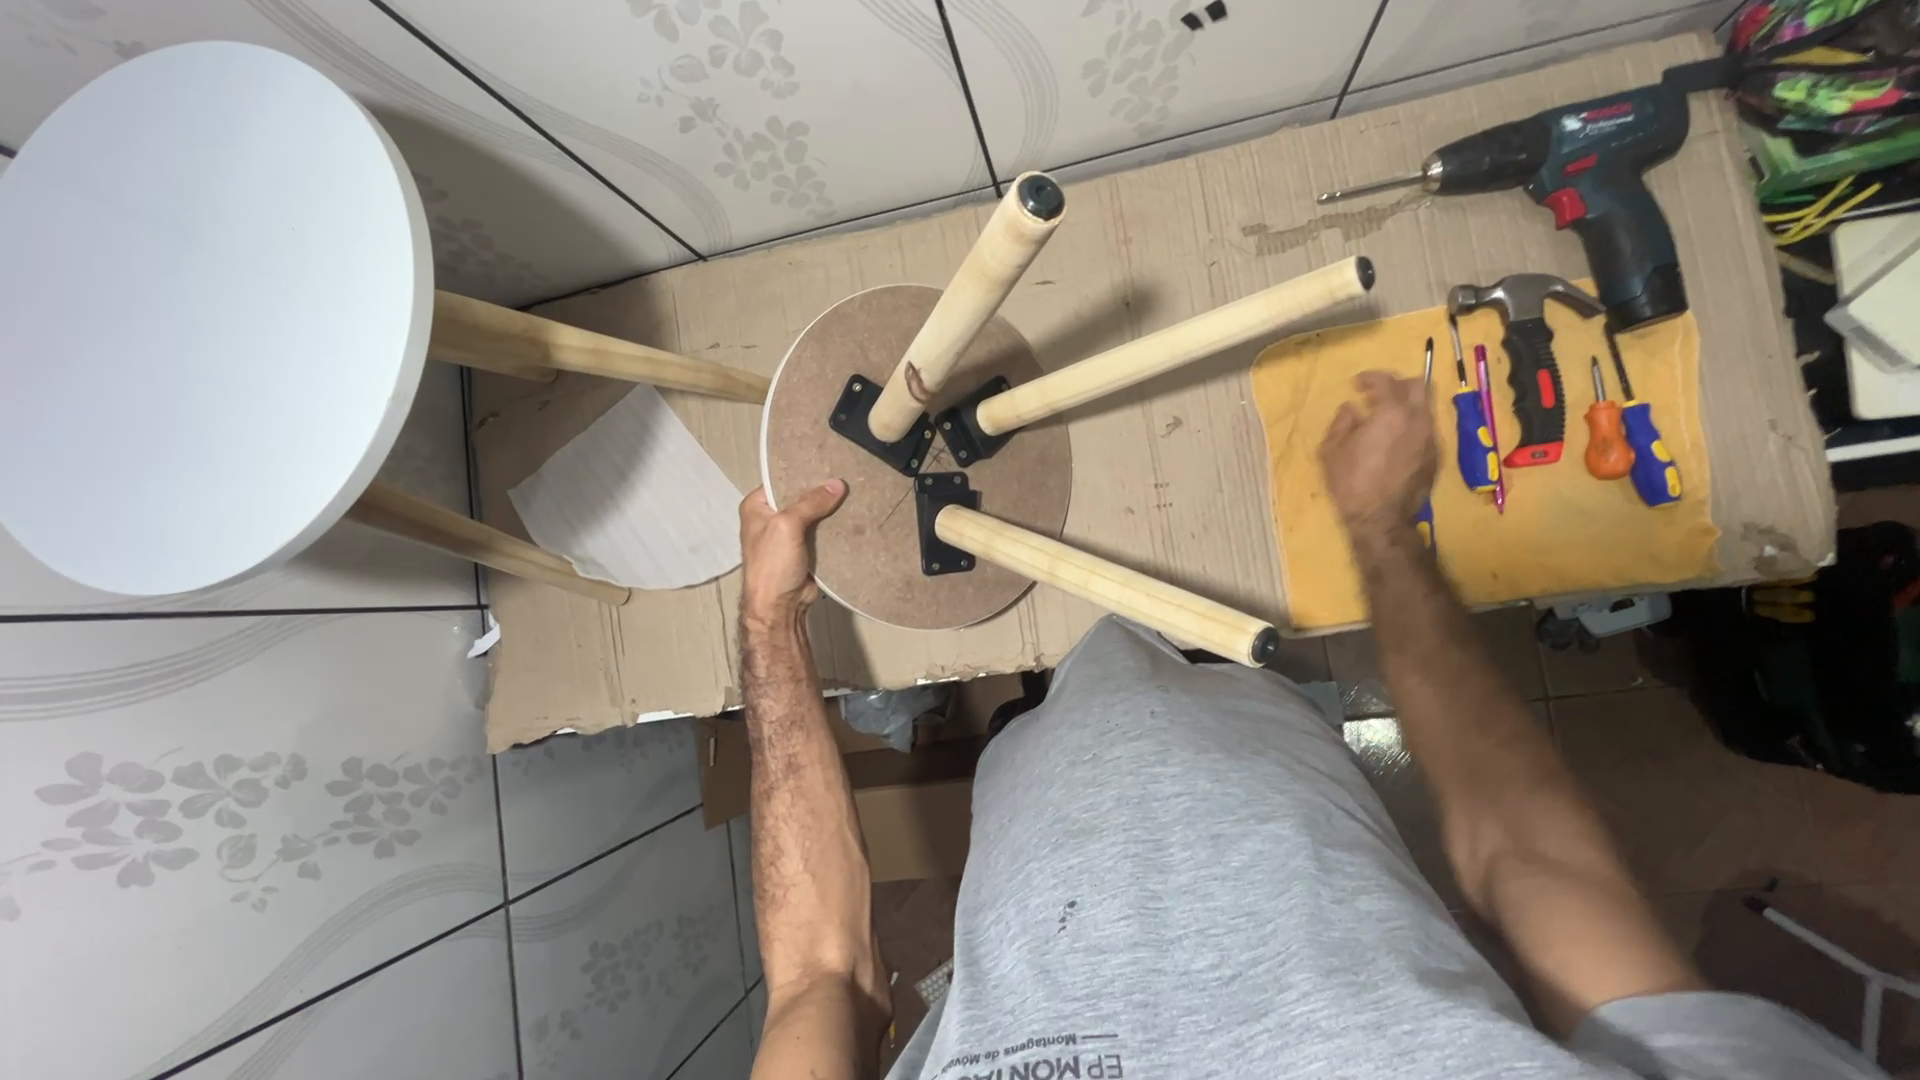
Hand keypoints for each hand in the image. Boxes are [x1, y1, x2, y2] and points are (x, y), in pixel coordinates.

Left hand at [738, 481, 847, 628]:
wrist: (779, 608)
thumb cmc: (772, 565)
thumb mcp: (787, 526)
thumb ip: (810, 503)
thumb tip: (837, 484)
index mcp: (757, 507)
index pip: (782, 479)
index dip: (803, 472)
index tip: (828, 461)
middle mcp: (771, 518)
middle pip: (800, 496)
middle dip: (821, 490)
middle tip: (846, 475)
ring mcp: (789, 535)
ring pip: (815, 514)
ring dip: (831, 509)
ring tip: (854, 491)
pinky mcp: (806, 549)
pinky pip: (823, 532)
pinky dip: (836, 526)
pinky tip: (853, 515)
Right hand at [1319, 371, 1437, 547]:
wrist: (1380, 518)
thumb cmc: (1350, 482)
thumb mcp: (1331, 450)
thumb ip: (1342, 422)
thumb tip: (1351, 409)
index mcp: (1392, 413)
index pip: (1387, 381)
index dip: (1371, 377)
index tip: (1357, 384)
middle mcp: (1419, 419)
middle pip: (1419, 385)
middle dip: (1397, 384)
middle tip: (1377, 395)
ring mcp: (1432, 438)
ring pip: (1425, 408)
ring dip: (1406, 407)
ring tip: (1385, 421)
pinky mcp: (1436, 456)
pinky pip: (1426, 430)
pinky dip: (1411, 427)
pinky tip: (1394, 443)